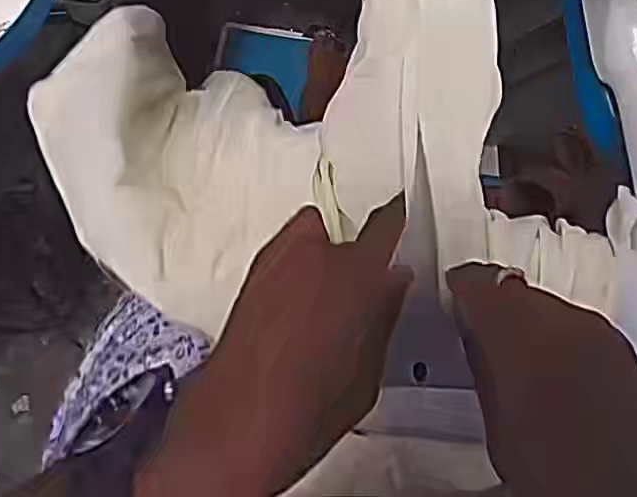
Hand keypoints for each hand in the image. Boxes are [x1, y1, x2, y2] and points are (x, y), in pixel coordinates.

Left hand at [138, 196, 411, 495]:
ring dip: (318, 254)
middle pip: (345, 231)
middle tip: (354, 291)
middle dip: (352, 255)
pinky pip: (283, 251)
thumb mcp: (367, 372)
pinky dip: (291, 266)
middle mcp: (318, 254)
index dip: (396, 216)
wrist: (237, 423)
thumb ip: (385, 314)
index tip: (398, 213)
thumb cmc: (301, 407)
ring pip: (310, 233)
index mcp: (358, 272)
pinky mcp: (253, 272)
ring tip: (318, 298)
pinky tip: (291, 305)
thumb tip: (393, 287)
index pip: (386, 223)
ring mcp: (281, 258)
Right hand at [449, 264, 636, 496]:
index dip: (464, 288)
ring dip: (530, 320)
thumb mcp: (498, 425)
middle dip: (498, 306)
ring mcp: (593, 329)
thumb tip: (474, 336)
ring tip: (519, 357)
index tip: (458, 293)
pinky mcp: (616, 343)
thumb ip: (482, 363)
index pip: (481, 284)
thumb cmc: (561, 477)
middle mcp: (560, 320)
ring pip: (545, 303)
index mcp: (519, 334)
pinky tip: (553, 366)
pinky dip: (559, 334)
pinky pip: (574, 322)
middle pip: (515, 291)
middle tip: (481, 327)